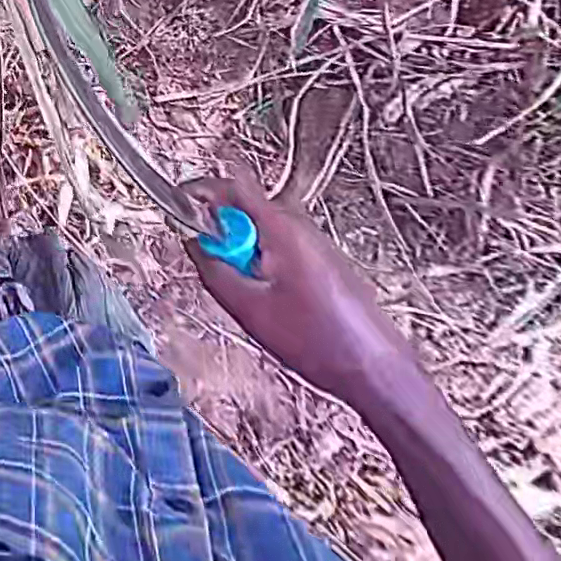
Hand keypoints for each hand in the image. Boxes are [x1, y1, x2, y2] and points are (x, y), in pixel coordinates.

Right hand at [185, 174, 421, 405]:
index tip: (180, 203)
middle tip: (217, 267)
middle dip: (222, 233)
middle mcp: (300, 226)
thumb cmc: (320, 343)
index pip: (233, 186)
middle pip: (245, 209)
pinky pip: (278, 247)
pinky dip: (263, 264)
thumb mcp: (249, 309)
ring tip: (251, 294)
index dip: (200, 190)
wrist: (380, 374)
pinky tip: (274, 302)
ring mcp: (314, 242)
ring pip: (260, 231)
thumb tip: (193, 243)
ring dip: (243, 252)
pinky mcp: (322, 260)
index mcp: (282, 229)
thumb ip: (213, 270)